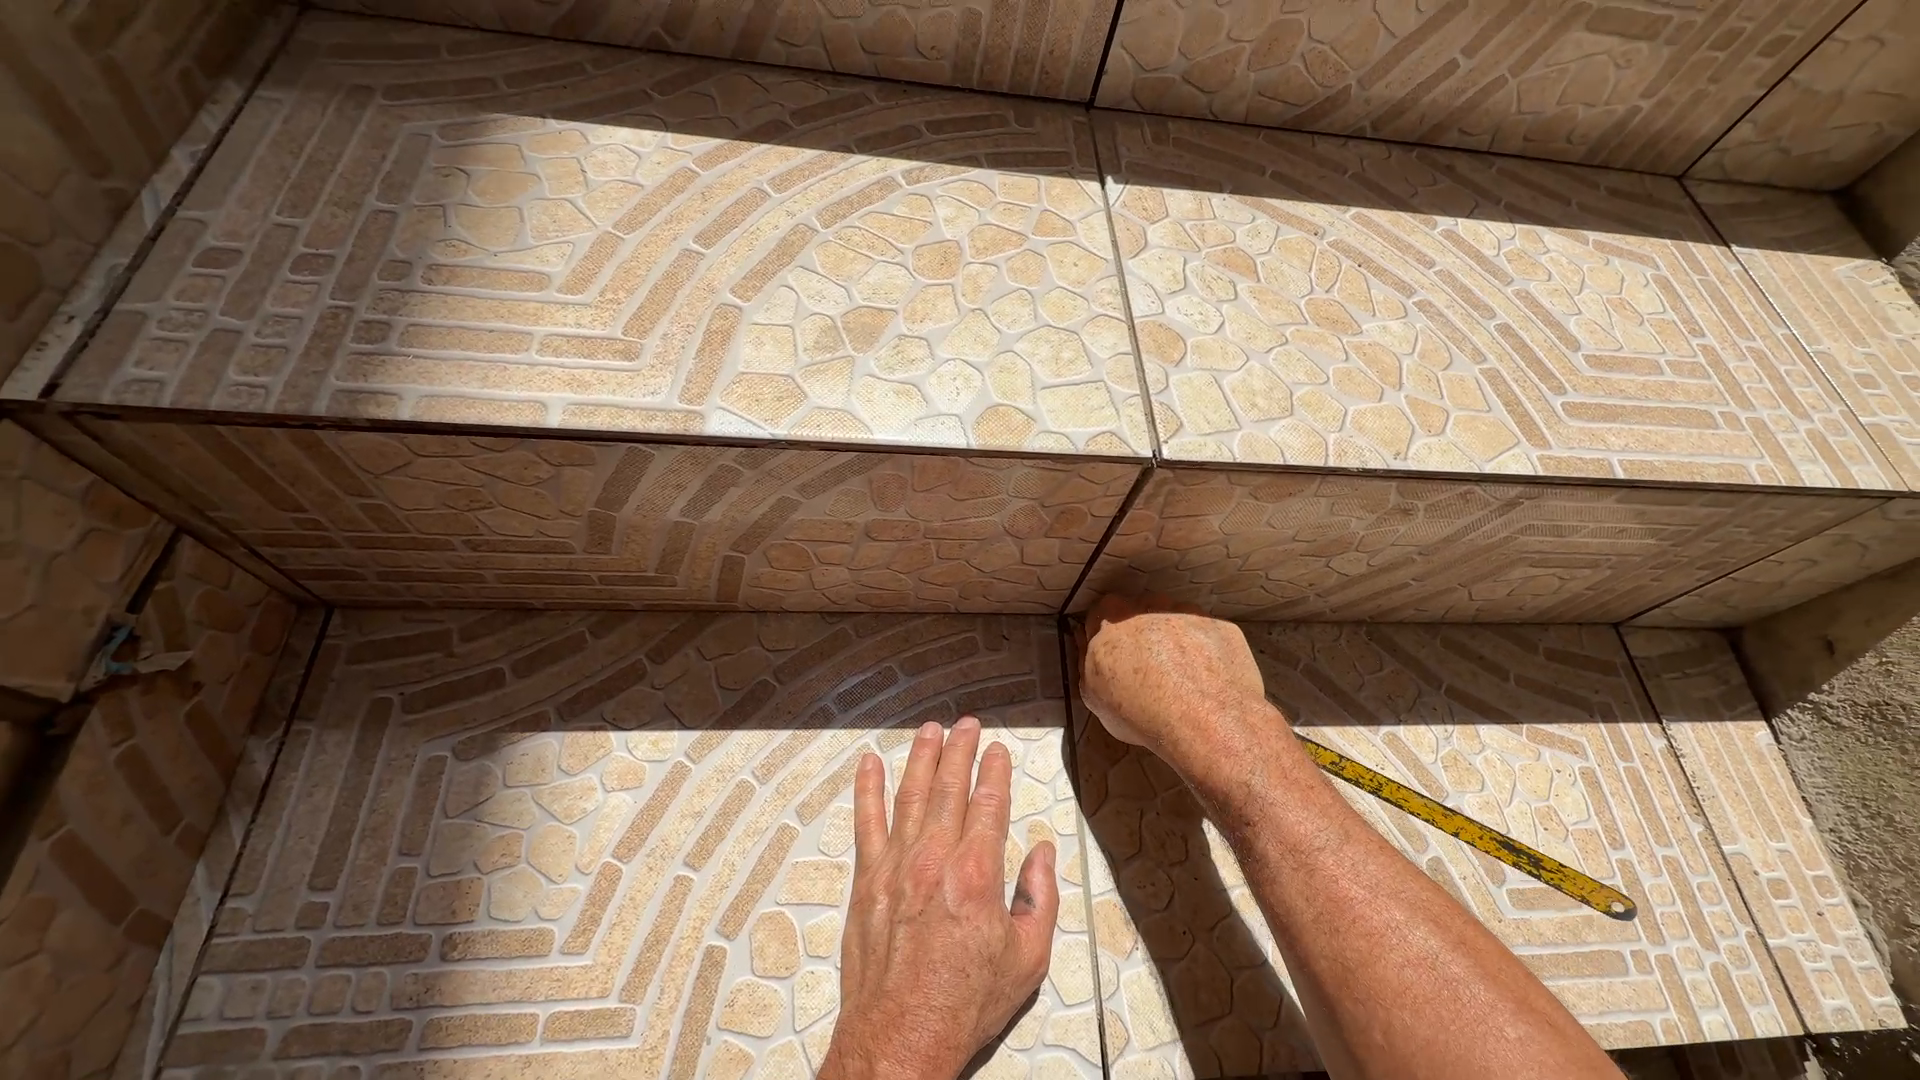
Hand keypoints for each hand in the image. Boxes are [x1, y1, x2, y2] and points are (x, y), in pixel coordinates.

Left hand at [820, 716, 1059, 1079]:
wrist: (902, 1035)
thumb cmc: (967, 1001)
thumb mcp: (1028, 959)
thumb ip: (1039, 898)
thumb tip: (1043, 853)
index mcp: (978, 874)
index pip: (989, 804)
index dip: (995, 771)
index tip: (998, 750)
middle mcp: (935, 859)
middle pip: (949, 788)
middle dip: (959, 750)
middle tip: (966, 724)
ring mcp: (897, 865)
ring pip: (909, 795)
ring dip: (920, 758)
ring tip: (929, 730)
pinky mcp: (868, 880)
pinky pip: (866, 823)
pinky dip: (867, 790)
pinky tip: (870, 764)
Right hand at [1077, 593, 1283, 788]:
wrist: (1205, 720)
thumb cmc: (1140, 711)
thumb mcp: (1093, 696)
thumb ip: (1086, 662)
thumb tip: (1086, 645)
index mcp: (1110, 617)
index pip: (1099, 616)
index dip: (1103, 638)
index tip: (1110, 660)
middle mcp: (1149, 605)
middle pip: (1138, 613)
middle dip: (1140, 636)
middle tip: (1145, 672)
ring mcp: (1188, 612)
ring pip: (1174, 622)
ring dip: (1173, 642)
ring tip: (1179, 681)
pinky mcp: (1220, 626)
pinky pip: (1206, 635)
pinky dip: (1204, 652)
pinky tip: (1205, 681)